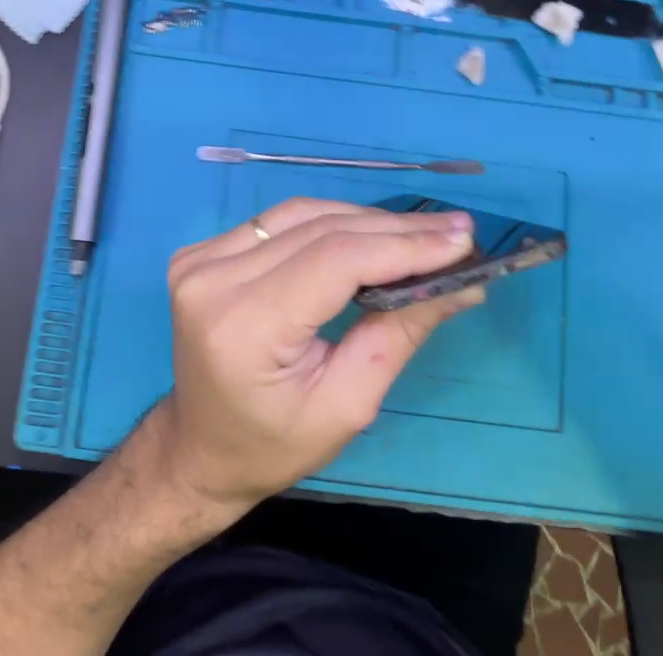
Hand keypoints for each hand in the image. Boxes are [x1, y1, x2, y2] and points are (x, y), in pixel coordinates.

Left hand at [153, 198, 481, 509]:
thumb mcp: (347, 406)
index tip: (464, 242)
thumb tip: (461, 283)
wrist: (199, 447)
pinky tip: (369, 236)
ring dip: (365, 220)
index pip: (335, 261)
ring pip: (300, 215)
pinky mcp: (200, 253)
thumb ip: (398, 336)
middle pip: (319, 230)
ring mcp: (199, 260)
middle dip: (395, 230)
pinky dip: (327, 224)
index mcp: (244, 326)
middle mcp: (212, 279)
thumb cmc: (273, 444)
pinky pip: (277, 223)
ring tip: (424, 233)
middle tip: (458, 233)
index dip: (403, 245)